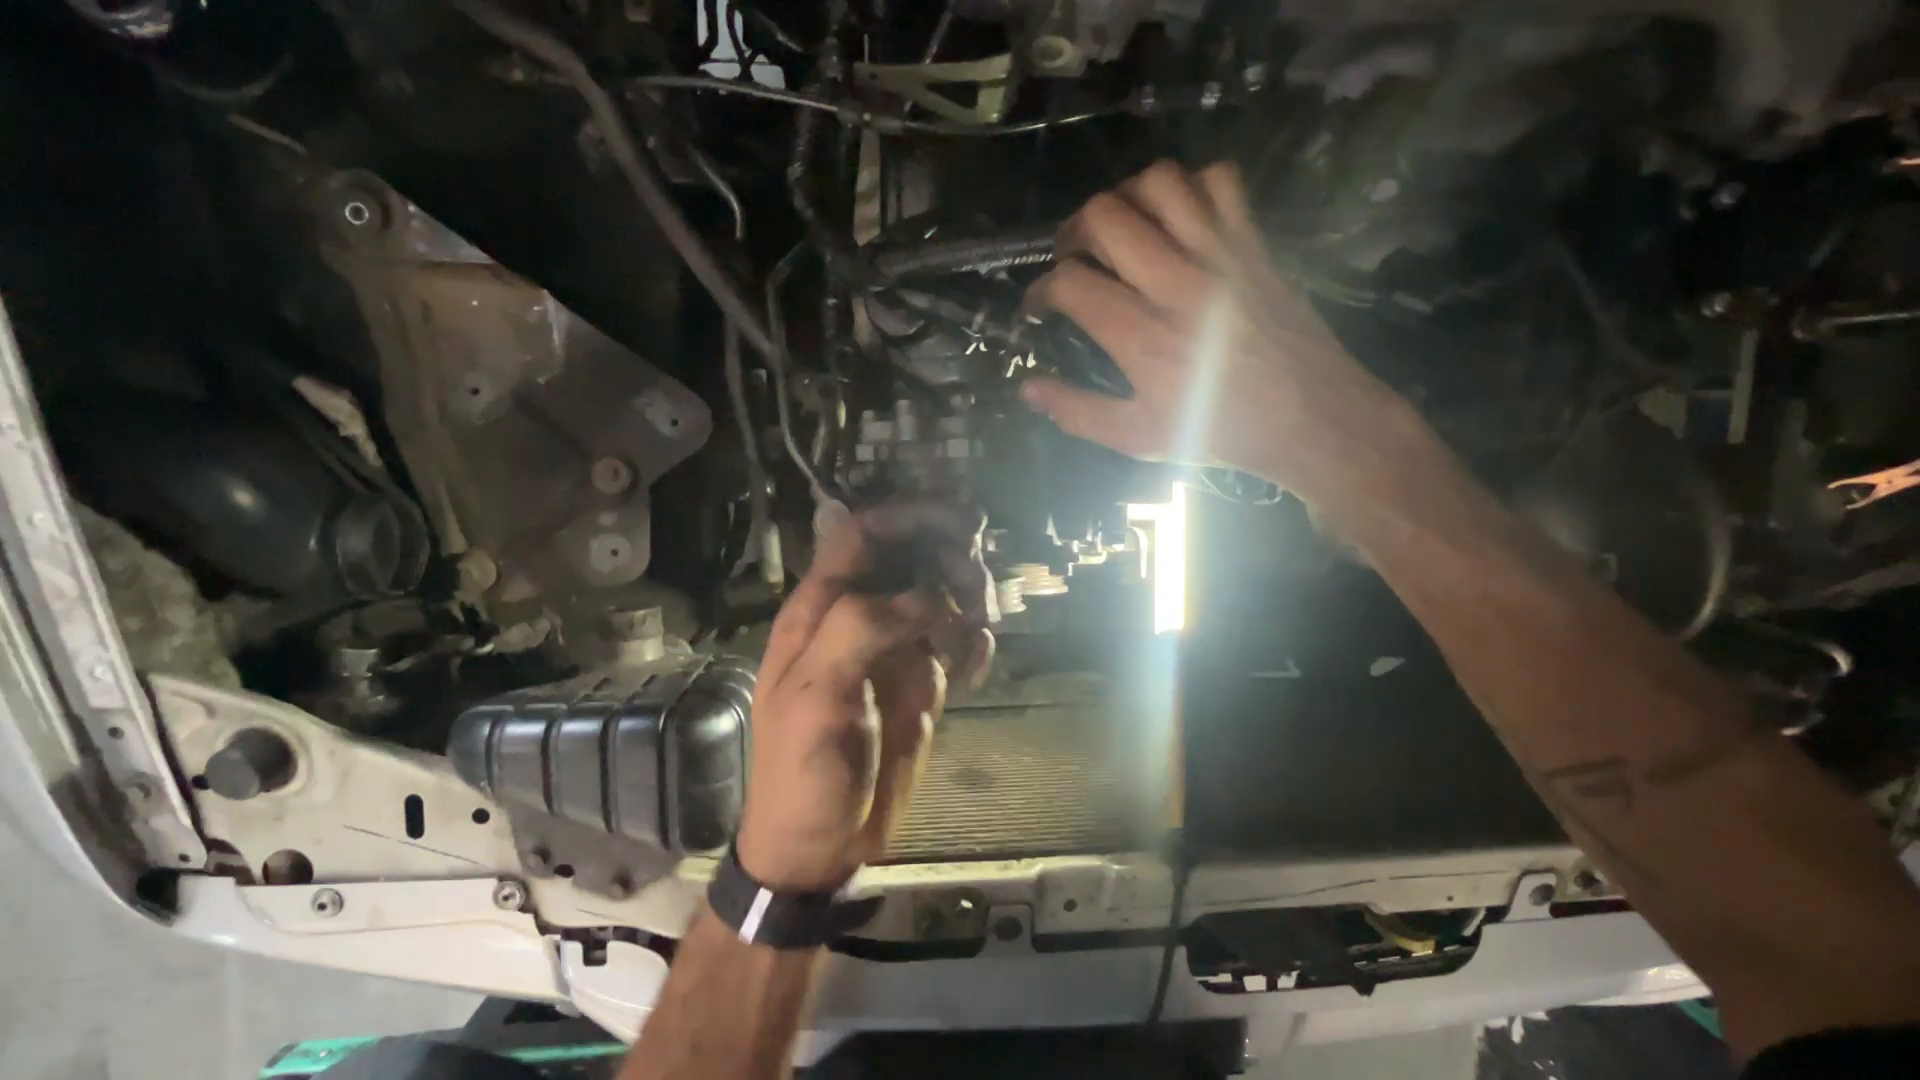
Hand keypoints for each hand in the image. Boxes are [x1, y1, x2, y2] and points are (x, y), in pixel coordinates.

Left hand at [734, 502, 992, 890]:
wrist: (821, 846)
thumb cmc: (804, 771)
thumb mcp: (816, 695)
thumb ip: (860, 627)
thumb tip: (924, 592)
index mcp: (820, 611)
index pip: (862, 535)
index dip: (909, 516)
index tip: (961, 522)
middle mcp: (859, 619)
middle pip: (912, 557)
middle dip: (951, 560)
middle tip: (978, 590)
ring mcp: (893, 650)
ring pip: (941, 594)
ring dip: (970, 602)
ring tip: (975, 640)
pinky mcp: (920, 682)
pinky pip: (957, 641)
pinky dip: (975, 644)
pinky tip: (975, 670)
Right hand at [1020, 161, 1428, 504]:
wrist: (1312, 419)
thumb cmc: (1221, 432)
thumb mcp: (1140, 438)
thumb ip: (1079, 412)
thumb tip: (1028, 388)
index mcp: (1143, 336)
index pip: (1070, 283)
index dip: (1040, 291)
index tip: (1040, 308)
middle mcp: (1176, 284)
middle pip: (1104, 216)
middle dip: (1072, 231)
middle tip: (1074, 259)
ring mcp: (1220, 256)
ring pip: (1160, 184)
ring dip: (1127, 197)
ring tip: (1121, 228)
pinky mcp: (1254, 244)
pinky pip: (1221, 182)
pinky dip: (1192, 187)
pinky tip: (1179, 218)